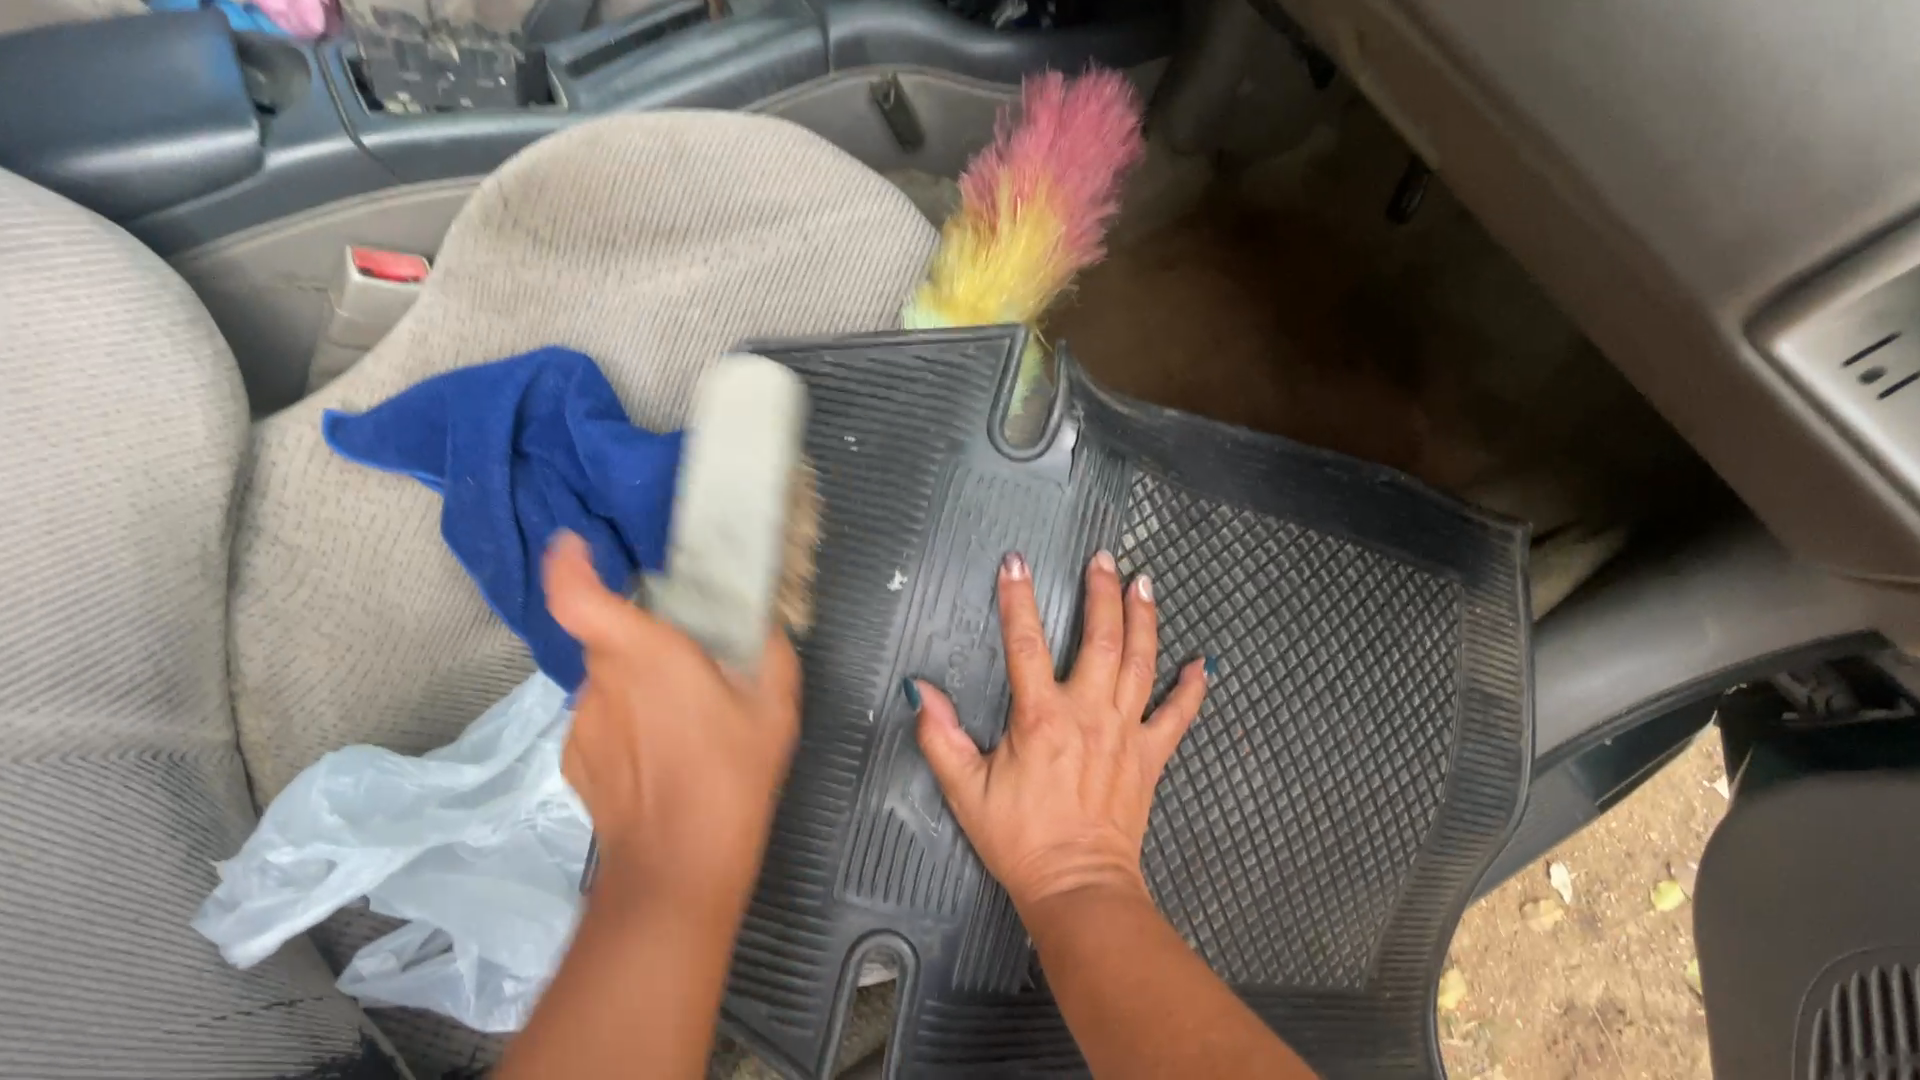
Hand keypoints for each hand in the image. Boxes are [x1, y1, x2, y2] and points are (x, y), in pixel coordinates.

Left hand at [543, 531, 801, 914]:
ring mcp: (581, 724)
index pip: (578, 595)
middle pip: (609, 641)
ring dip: (639, 690)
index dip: (570, 563)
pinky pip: (603, 724)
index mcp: (645, 655)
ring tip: (684, 728)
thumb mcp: (776, 707)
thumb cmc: (731, 774)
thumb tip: (759, 628)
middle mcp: (601, 682)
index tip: (576, 543)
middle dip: (646, 643)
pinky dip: (627, 728)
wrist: (680, 867)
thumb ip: (770, 653)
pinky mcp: (573, 761)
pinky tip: (661, 761)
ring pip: (609, 685)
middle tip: (691, 669)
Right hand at [910, 550, 1207, 912]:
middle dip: (1102, 594)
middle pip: (1101, 640)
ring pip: (1141, 664)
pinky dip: (1192, 688)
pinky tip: (1203, 663)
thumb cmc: (1019, 840)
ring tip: (1145, 583)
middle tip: (1104, 559)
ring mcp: (1124, 733)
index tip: (1015, 563)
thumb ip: (941, 735)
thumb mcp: (965, 790)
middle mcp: (1087, 715)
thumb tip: (919, 691)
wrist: (1077, 887)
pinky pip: (1178, 716)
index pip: (1025, 644)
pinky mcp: (1149, 757)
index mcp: (1040, 718)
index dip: (1018, 599)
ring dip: (1144, 620)